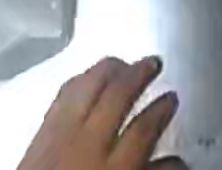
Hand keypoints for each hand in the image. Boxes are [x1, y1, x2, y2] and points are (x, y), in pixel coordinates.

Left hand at [16, 57, 181, 169]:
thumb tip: (181, 162)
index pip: (143, 130)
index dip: (161, 110)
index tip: (172, 96)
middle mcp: (88, 145)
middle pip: (118, 95)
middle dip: (140, 73)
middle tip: (155, 62)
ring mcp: (61, 135)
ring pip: (90, 85)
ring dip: (112, 68)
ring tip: (127, 62)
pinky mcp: (40, 132)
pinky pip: (64, 92)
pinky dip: (82, 77)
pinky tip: (91, 76)